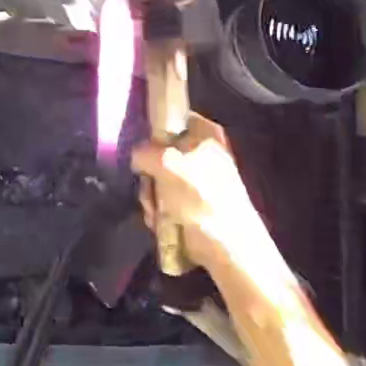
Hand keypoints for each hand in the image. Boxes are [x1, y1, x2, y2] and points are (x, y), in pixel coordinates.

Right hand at [131, 114, 277, 276]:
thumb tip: (138, 156)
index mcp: (206, 134)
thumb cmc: (202, 199)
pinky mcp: (192, 206)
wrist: (228, 247)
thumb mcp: (169, 165)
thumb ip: (147, 152)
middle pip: (160, 154)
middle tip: (151, 190)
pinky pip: (165, 202)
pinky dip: (160, 214)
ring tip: (158, 214)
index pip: (175, 119)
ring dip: (152, 199)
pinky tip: (163, 225)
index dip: (156, 133)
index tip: (145, 150)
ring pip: (159, 181)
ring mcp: (198, 182)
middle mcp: (203, 153)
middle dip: (151, 176)